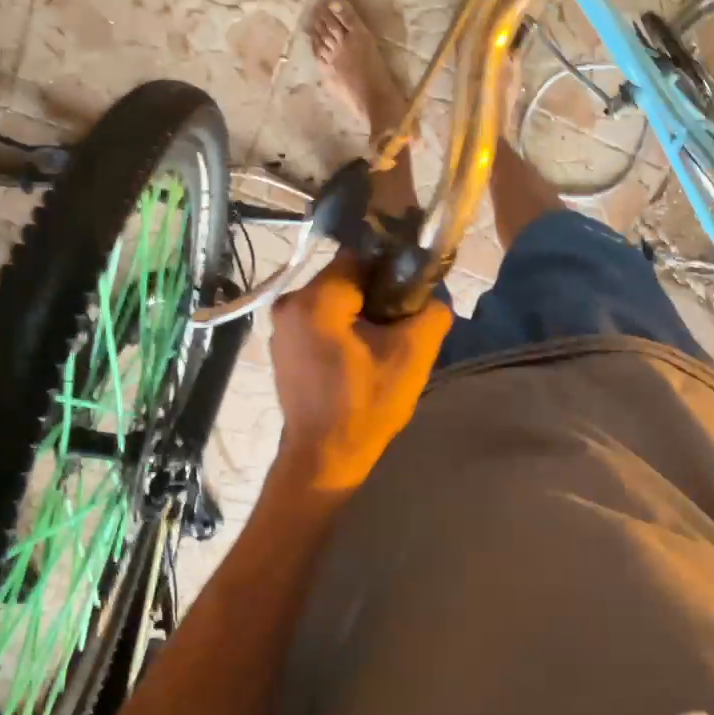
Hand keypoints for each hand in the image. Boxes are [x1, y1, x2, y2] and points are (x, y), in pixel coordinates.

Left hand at [267, 255, 452, 493]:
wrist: (325, 458)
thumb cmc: (367, 404)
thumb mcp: (414, 354)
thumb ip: (432, 311)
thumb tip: (433, 296)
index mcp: (317, 298)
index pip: (361, 257)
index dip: (392, 271)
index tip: (411, 294)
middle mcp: (290, 303)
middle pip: (346, 279)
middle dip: (376, 295)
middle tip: (401, 324)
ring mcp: (280, 328)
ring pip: (333, 301)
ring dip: (359, 314)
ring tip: (383, 344)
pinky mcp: (282, 349)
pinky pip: (319, 322)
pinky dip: (341, 330)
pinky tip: (359, 358)